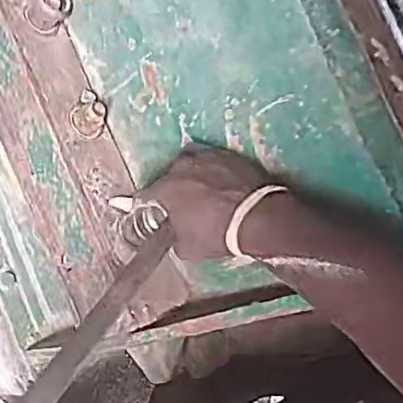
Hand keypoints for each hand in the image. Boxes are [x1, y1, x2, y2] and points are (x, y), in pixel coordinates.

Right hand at [140, 146, 274, 260]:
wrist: (258, 217)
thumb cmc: (217, 234)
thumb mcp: (186, 247)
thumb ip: (172, 236)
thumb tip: (172, 232)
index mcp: (165, 189)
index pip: (144, 196)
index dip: (146, 206)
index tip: (150, 213)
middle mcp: (180, 167)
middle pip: (166, 177)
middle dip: (169, 190)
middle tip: (179, 205)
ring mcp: (204, 156)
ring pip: (188, 164)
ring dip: (188, 175)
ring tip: (198, 190)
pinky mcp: (226, 154)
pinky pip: (209, 160)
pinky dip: (209, 170)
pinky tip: (217, 182)